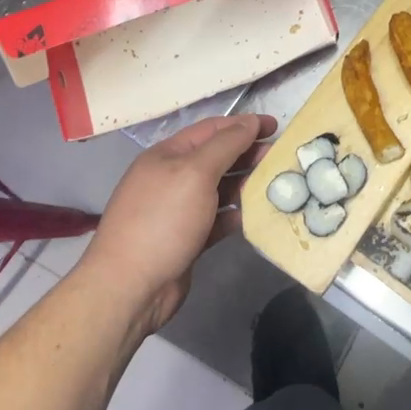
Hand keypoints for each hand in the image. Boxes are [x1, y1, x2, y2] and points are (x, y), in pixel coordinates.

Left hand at [76, 114, 275, 331]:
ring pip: (219, 189)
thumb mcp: (195, 172)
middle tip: (280, 158)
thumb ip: (226, 144)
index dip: (243, 125)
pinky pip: (218, 219)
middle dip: (248, 154)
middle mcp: (171, 178)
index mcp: (167, 155)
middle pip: (217, 158)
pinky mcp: (186, 239)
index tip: (275, 127)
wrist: (130, 288)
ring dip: (246, 184)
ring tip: (275, 184)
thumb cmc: (162, 220)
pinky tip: (256, 215)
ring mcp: (178, 211)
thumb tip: (250, 122)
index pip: (211, 129)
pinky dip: (236, 215)